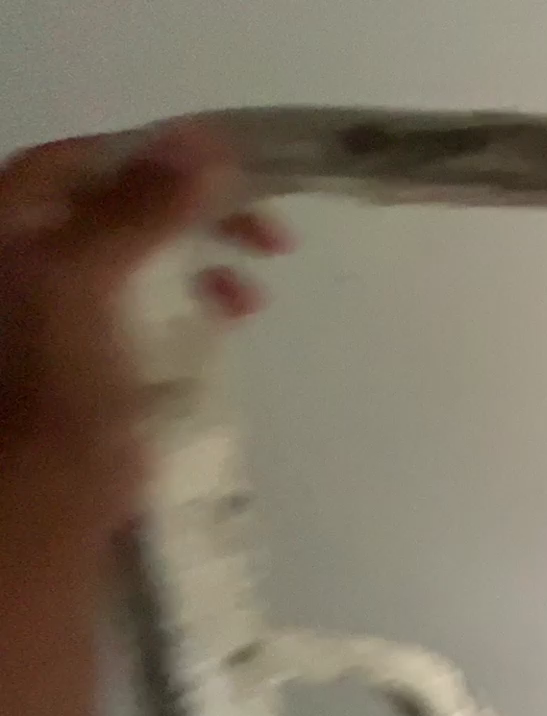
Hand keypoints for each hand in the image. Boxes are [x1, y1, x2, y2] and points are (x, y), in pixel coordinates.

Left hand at [0, 125, 289, 573]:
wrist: (41, 490)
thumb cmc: (56, 387)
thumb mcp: (86, 282)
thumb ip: (138, 212)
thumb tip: (203, 144)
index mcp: (6, 228)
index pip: (83, 164)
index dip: (161, 160)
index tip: (241, 179)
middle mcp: (26, 255)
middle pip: (117, 206)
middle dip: (196, 214)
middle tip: (269, 236)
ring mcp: (63, 304)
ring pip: (142, 255)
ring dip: (204, 258)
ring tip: (251, 286)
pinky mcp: (102, 347)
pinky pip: (153, 300)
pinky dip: (196, 298)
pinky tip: (229, 314)